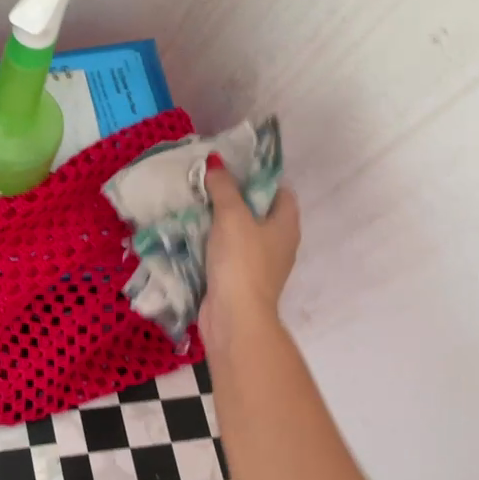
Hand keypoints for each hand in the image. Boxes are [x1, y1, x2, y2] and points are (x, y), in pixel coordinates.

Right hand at [202, 165, 300, 338]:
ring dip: (220, 223)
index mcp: (286, 225)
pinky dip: (212, 245)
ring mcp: (260, 264)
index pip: (280, 191)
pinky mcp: (240, 280)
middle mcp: (279, 244)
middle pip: (258, 212)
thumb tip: (215, 163)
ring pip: (240, 234)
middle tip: (207, 185)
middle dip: (234, 199)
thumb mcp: (232, 216)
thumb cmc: (241, 261)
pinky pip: (227, 254)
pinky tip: (192, 236)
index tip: (231, 170)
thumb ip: (224, 188)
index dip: (259, 178)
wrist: (235, 316)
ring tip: (194, 207)